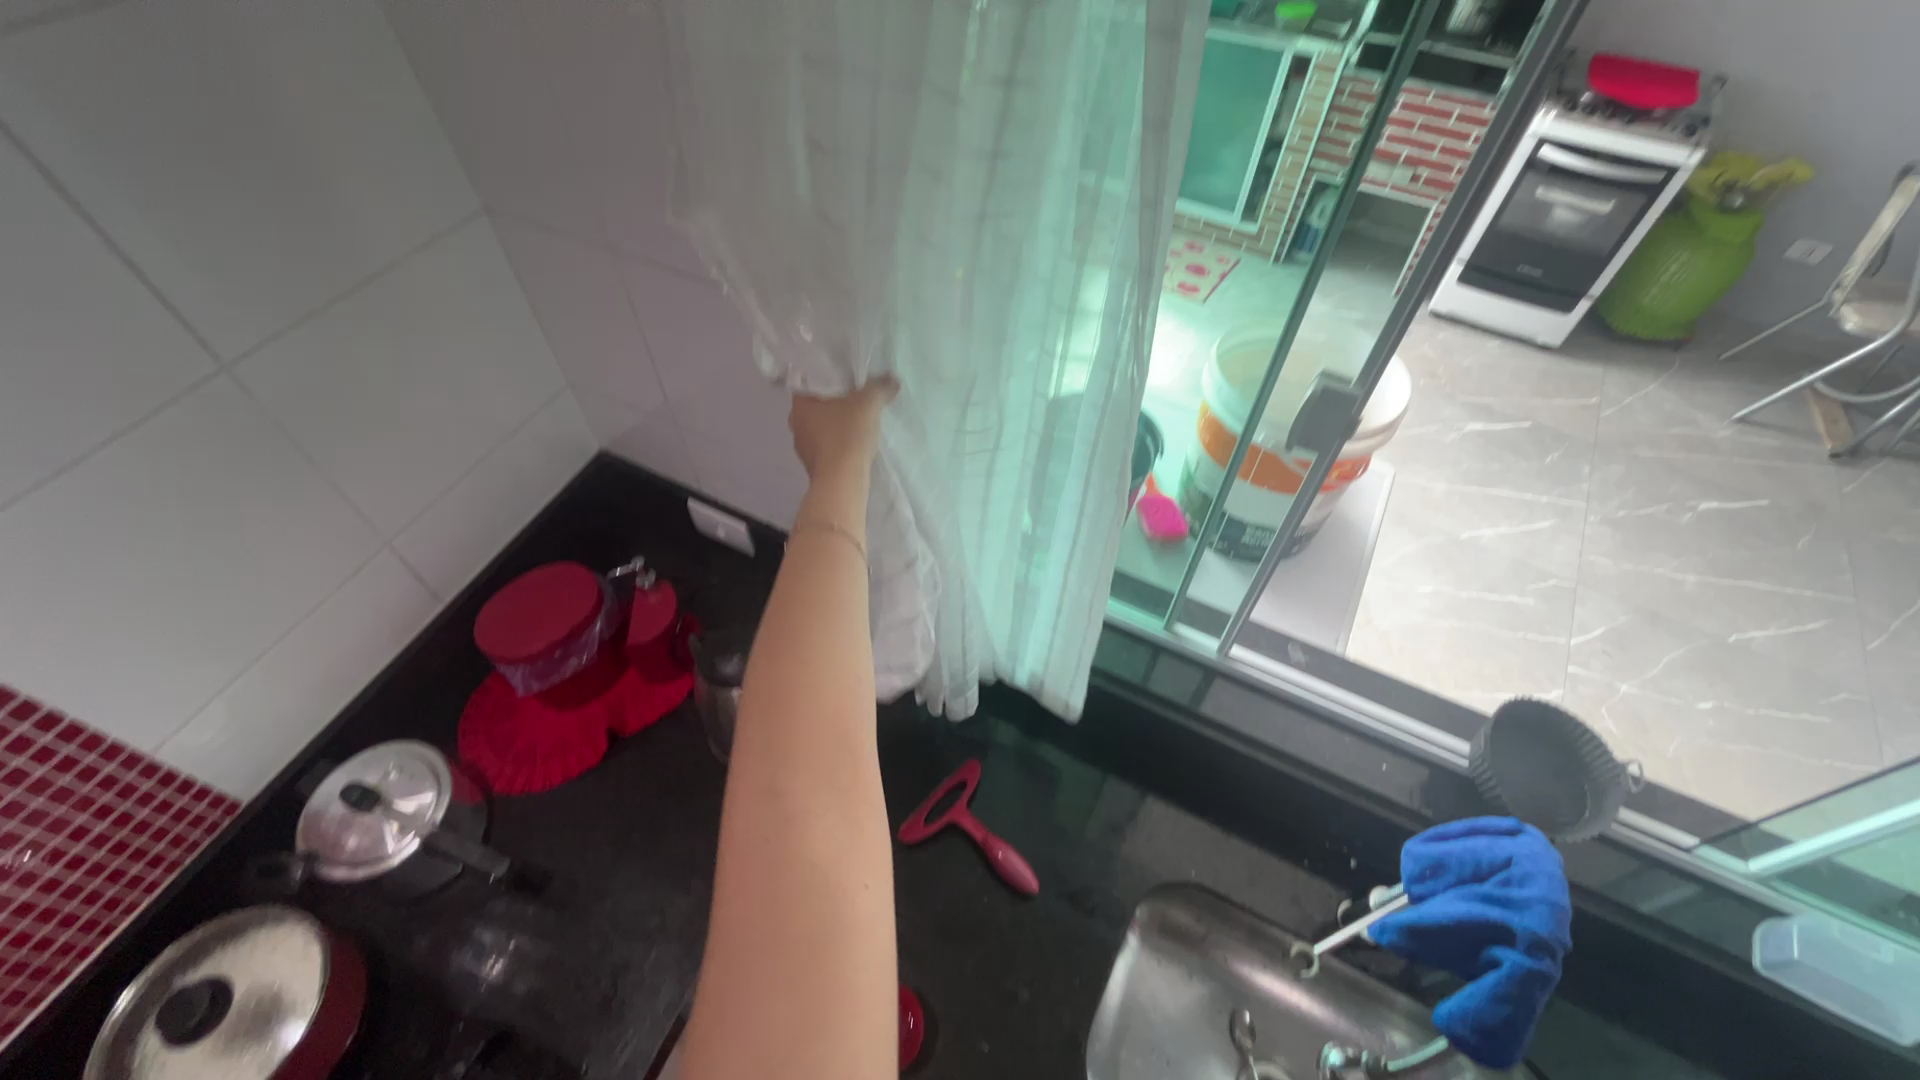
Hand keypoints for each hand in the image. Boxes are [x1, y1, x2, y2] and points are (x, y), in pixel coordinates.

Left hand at [789, 378, 897, 478]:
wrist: (843, 481)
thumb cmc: (847, 435)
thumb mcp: (868, 404)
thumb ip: (880, 388)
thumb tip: (893, 380)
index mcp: (799, 405)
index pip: (811, 384)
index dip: (830, 380)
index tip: (848, 382)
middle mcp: (796, 426)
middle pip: (817, 408)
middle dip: (836, 405)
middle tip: (857, 400)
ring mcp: (803, 449)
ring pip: (822, 430)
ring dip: (837, 427)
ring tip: (859, 424)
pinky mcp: (815, 467)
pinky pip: (828, 449)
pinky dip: (839, 445)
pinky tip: (855, 445)